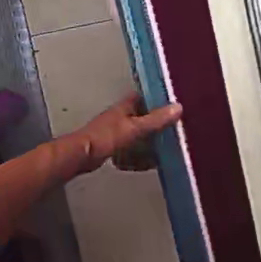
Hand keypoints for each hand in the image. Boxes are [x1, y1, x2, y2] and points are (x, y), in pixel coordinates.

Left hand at [55, 93, 182, 178]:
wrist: (82, 155)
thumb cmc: (107, 137)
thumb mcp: (135, 128)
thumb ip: (156, 119)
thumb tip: (178, 107)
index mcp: (126, 106)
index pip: (145, 97)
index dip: (158, 100)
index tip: (173, 107)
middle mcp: (120, 115)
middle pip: (142, 117)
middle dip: (155, 125)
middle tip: (172, 133)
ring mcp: (114, 131)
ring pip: (136, 134)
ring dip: (147, 142)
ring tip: (162, 151)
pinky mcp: (110, 146)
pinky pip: (128, 149)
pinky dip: (136, 156)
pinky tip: (145, 164)